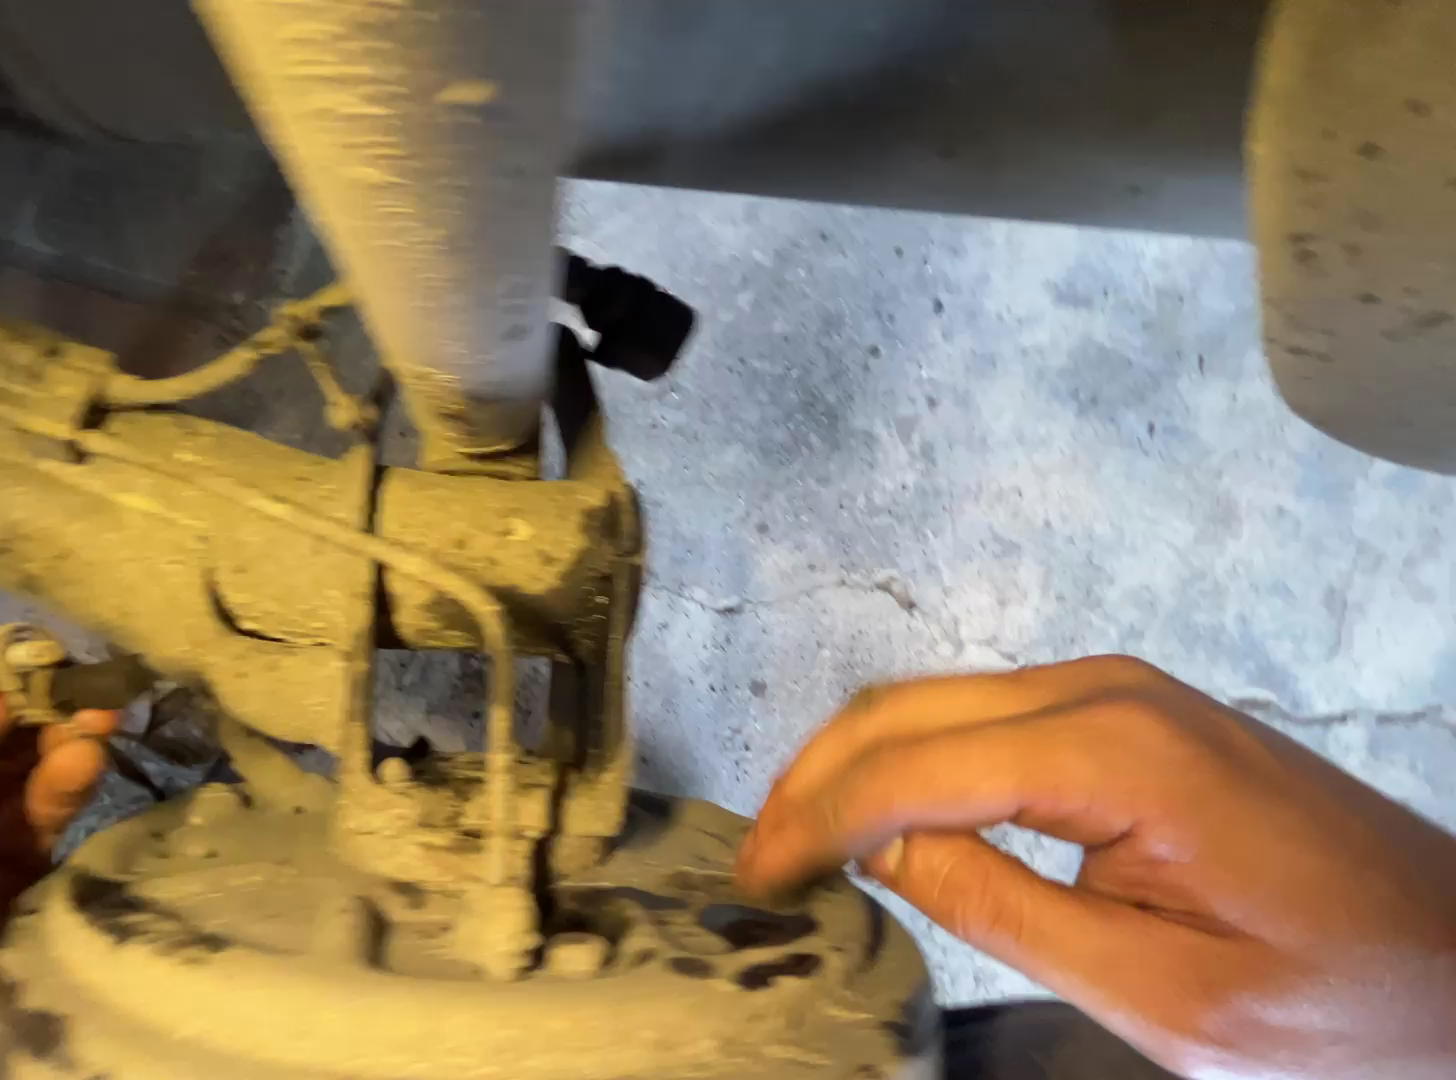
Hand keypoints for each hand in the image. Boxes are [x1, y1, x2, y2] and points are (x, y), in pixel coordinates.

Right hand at [736, 655, 1455, 1079]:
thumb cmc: (1348, 1009)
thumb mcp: (1163, 997)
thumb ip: (995, 904)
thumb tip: (874, 843)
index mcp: (1111, 750)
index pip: (914, 768)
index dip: (819, 817)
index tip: (762, 873)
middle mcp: (1088, 687)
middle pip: (896, 710)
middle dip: (810, 779)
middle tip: (760, 851)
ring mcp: (1092, 683)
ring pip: (915, 700)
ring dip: (840, 763)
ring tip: (795, 830)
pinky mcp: (1093, 701)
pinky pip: (956, 713)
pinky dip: (891, 757)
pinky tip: (867, 804)